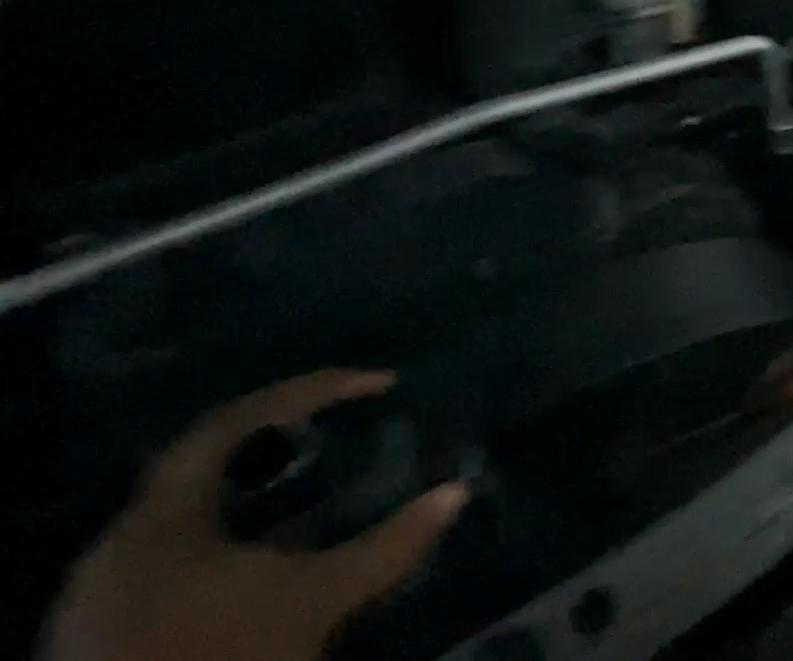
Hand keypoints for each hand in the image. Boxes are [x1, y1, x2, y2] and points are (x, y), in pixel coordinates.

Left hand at [38, 370, 468, 660]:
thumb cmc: (227, 657)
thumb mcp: (317, 602)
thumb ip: (388, 545)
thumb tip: (457, 492)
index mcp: (159, 522)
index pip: (234, 421)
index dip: (311, 390)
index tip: (380, 384)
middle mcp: (122, 542)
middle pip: (214, 457)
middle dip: (288, 433)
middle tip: (351, 422)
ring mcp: (110, 588)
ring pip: (201, 505)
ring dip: (268, 483)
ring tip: (331, 476)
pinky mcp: (116, 623)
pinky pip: (190, 545)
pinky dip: (246, 527)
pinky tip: (288, 545)